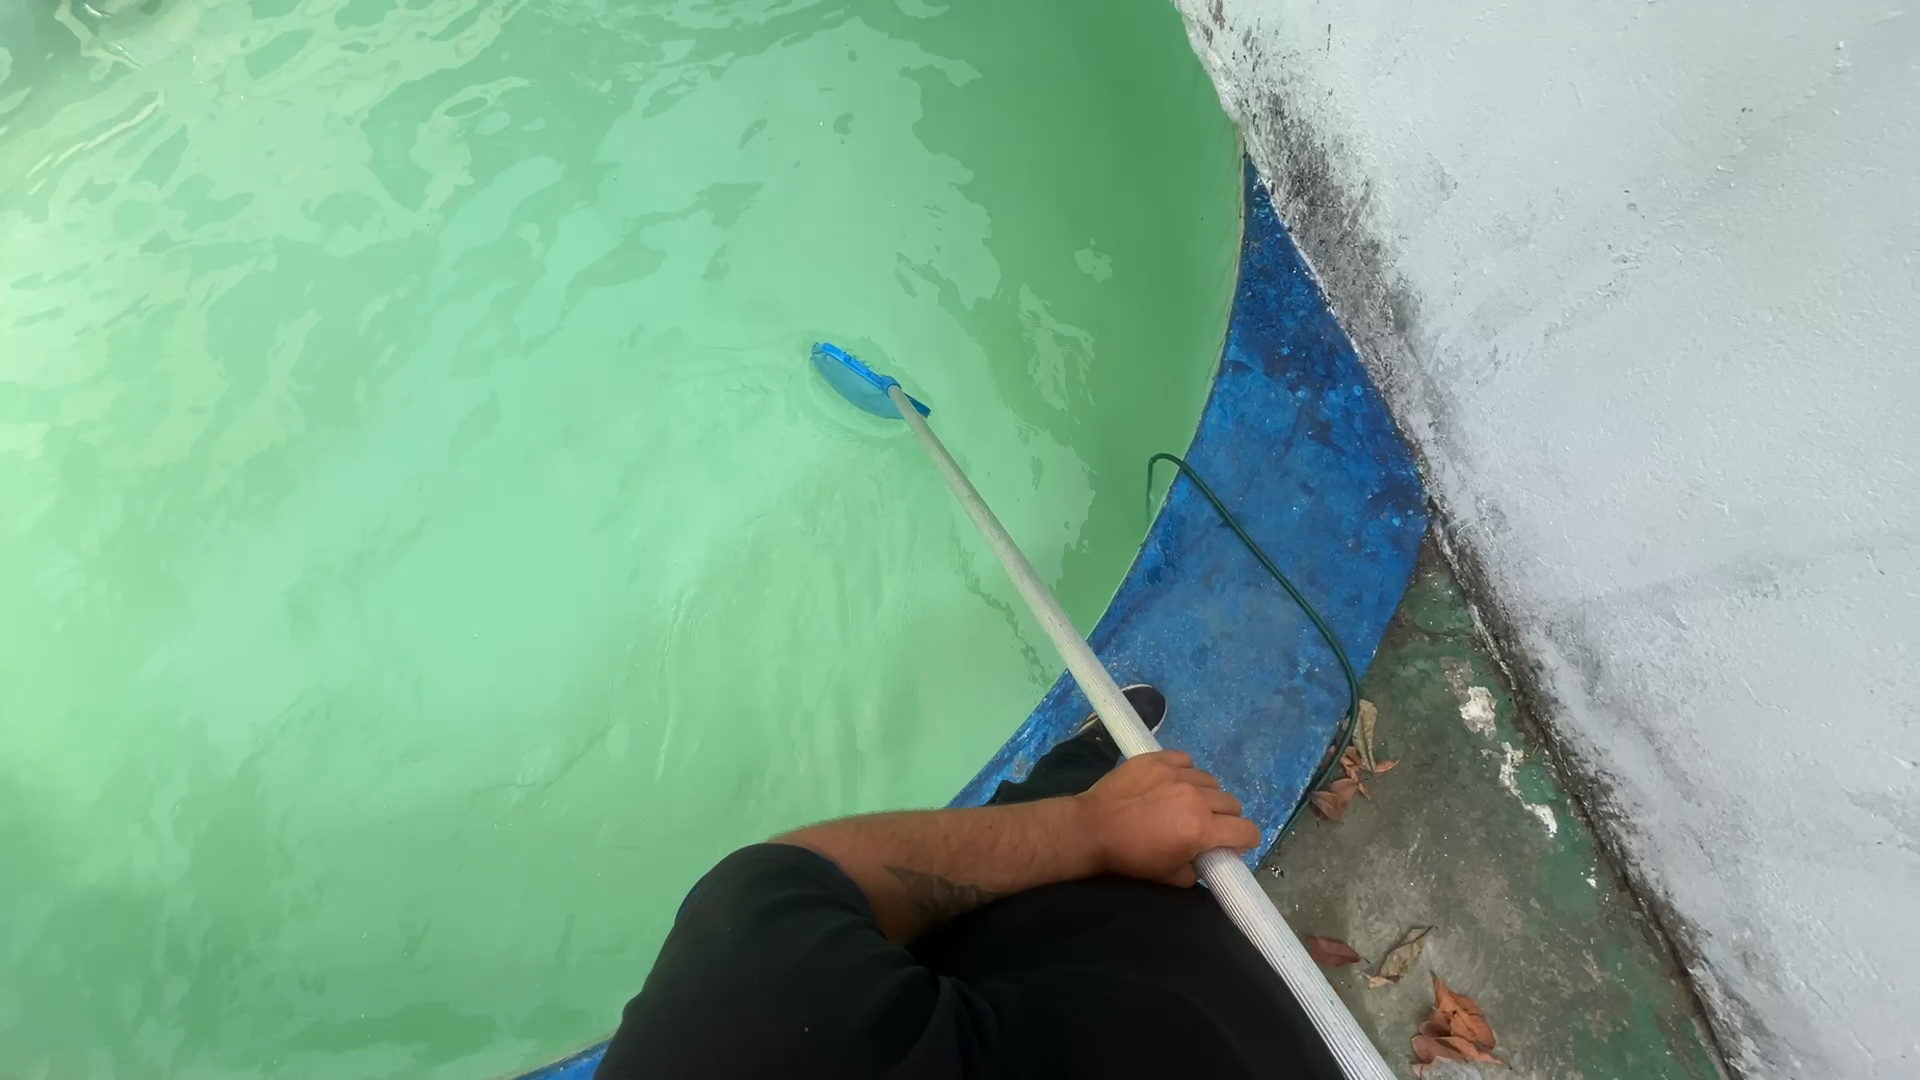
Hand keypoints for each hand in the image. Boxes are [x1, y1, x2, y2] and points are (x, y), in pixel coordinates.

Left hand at [1073, 750, 1260, 886]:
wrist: (1093, 827)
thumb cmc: (1131, 856)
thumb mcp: (1172, 876)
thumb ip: (1201, 868)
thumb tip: (1210, 857)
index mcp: (1201, 828)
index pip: (1247, 830)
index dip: (1247, 840)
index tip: (1237, 843)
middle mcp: (1195, 797)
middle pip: (1232, 803)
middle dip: (1227, 817)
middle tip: (1209, 825)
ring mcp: (1175, 773)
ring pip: (1210, 780)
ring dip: (1206, 793)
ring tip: (1187, 802)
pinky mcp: (1156, 758)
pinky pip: (1185, 759)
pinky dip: (1185, 770)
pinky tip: (1173, 781)